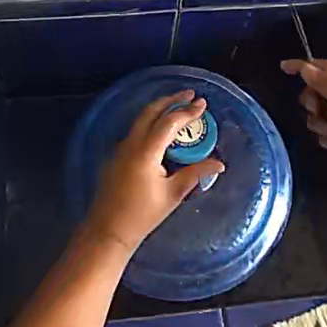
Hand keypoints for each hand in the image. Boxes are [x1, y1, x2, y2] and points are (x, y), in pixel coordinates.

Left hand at [84, 91, 225, 252]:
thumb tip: (219, 164)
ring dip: (160, 109)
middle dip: (171, 100)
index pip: (169, 122)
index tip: (202, 104)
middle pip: (151, 111)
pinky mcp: (117, 155)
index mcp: (146, 151)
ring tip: (179, 106)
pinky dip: (152, 122)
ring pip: (141, 119)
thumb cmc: (142, 215)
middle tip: (190, 95)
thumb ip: (195, 174)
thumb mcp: (173, 194)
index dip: (187, 111)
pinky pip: (136, 130)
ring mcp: (121, 148)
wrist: (108, 230)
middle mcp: (131, 143)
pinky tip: (162, 130)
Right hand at [279, 59, 326, 188]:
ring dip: (318, 121)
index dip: (305, 65)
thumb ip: (325, 81)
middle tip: (314, 108)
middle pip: (321, 91)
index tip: (283, 68)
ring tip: (326, 131)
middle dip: (312, 98)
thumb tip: (307, 67)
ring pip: (323, 114)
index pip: (325, 67)